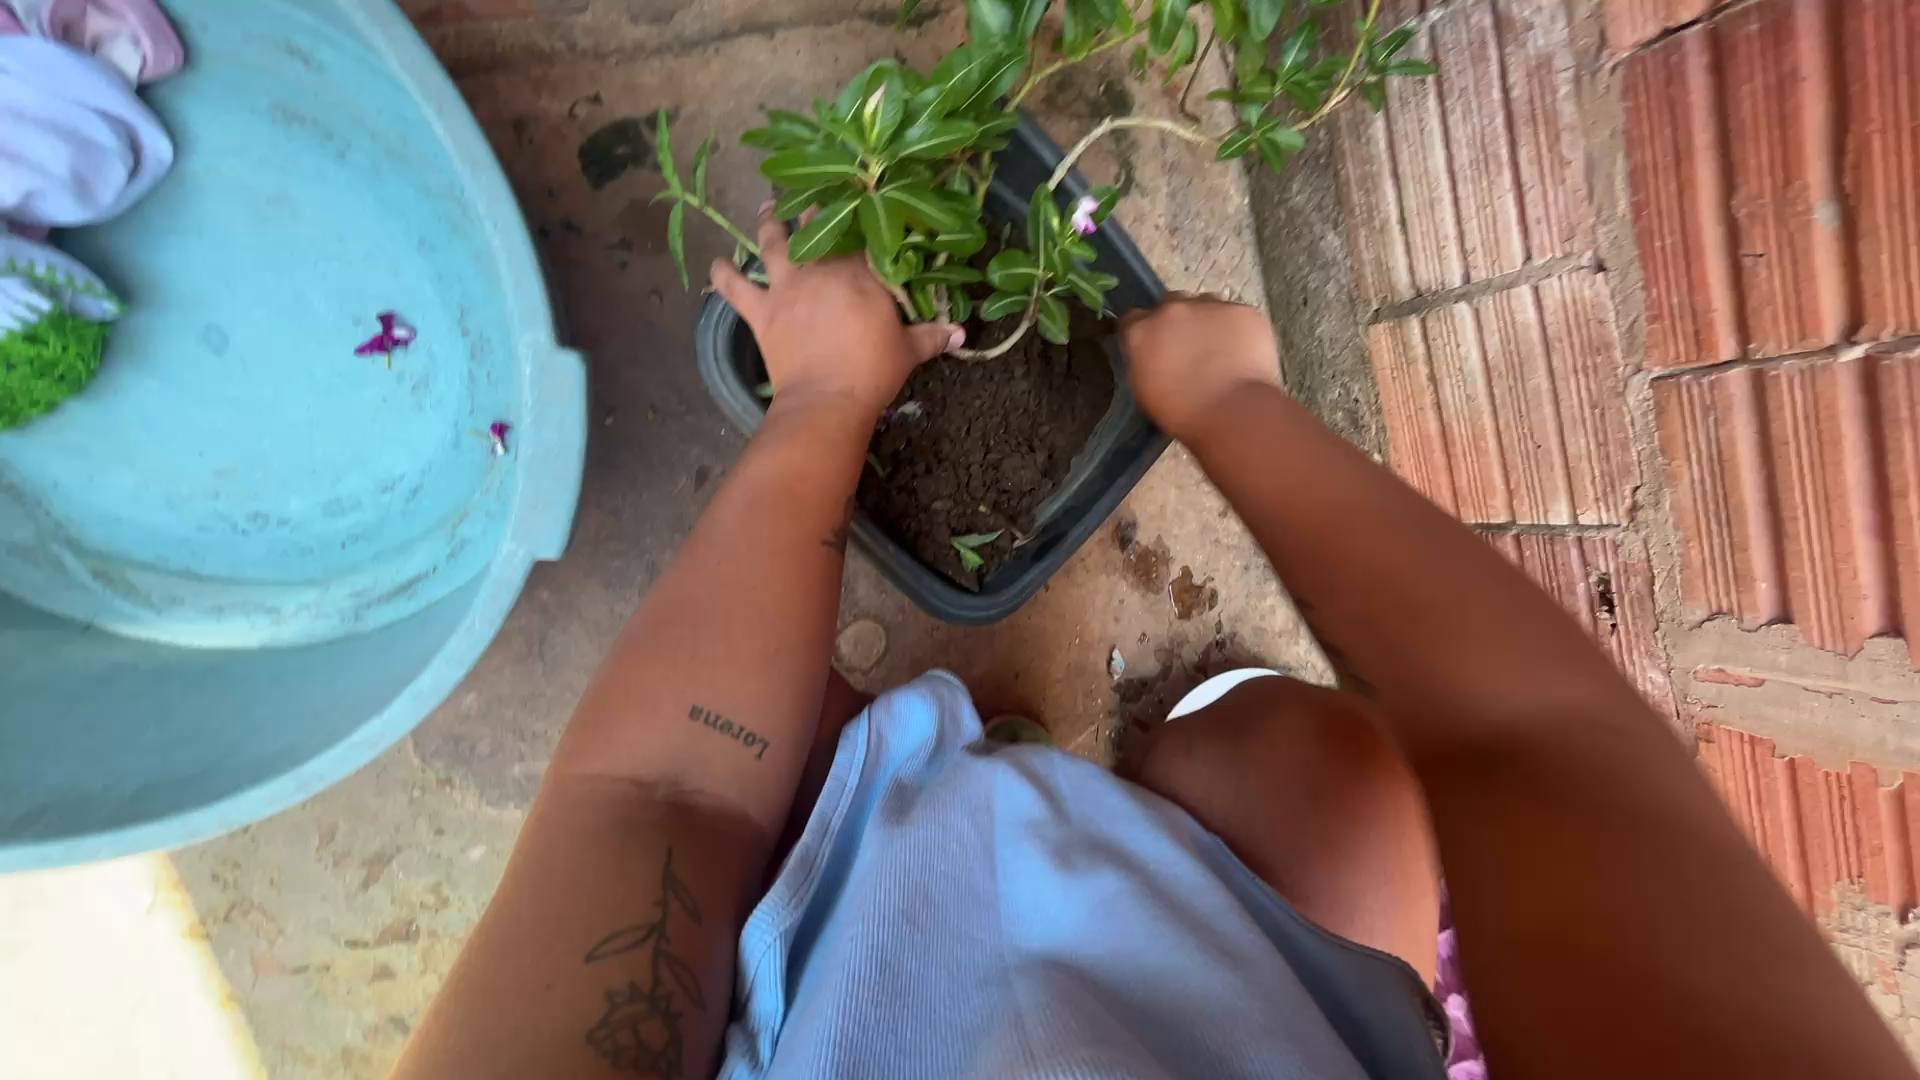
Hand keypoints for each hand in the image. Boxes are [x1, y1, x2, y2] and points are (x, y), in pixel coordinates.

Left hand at [711, 204, 963, 418]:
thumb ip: (933, 336)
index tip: (865, 204)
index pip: (864, 240)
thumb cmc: (873, 373)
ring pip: (773, 244)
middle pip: (818, 229)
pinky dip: (724, 276)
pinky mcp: (762, 311)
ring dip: (768, 224)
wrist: (828, 399)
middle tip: (816, 196)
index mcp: (860, 275)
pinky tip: (716, 264)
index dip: (865, 222)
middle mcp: (821, 270)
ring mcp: (788, 287)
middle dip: (818, 211)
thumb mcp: (908, 352)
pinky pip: (735, 288)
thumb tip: (963, 334)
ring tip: (766, 209)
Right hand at [1120, 295, 1281, 443]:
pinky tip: (1241, 353)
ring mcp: (1209, 306)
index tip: (1153, 346)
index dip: (1145, 332)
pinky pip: (1235, 314)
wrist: (1231, 410)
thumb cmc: (1180, 412)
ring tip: (1218, 350)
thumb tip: (1152, 354)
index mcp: (1141, 332)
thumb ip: (1143, 361)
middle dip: (1176, 322)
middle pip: (1170, 304)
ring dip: (1206, 321)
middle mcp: (1171, 310)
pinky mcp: (1242, 310)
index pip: (1133, 318)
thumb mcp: (1144, 390)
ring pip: (1205, 304)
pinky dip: (1237, 329)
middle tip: (1188, 349)